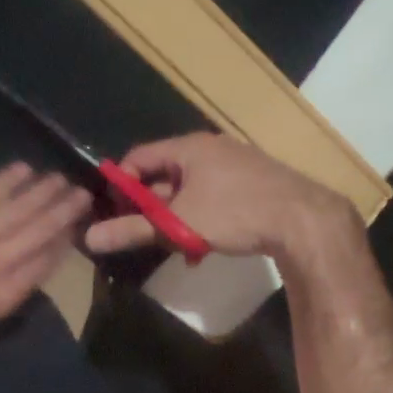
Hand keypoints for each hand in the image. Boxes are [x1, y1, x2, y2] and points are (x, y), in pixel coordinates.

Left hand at [0, 164, 89, 353]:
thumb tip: (42, 261)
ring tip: (60, 178)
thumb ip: (18, 291)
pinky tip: (24, 169)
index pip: (48, 260)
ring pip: (19, 208)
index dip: (67, 240)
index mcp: (10, 292)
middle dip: (65, 210)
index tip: (82, 224)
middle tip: (83, 193)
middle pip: (40, 229)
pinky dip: (8, 181)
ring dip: (43, 190)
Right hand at [84, 133, 362, 265]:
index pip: (138, 157)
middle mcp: (209, 149)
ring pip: (185, 189)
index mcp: (189, 148)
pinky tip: (198, 243)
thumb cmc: (234, 213)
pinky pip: (207, 196)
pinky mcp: (248, 183)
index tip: (111, 214)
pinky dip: (194, 216)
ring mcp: (232, 165)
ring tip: (166, 243)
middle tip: (135, 233)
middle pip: (162, 174)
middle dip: (146, 205)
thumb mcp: (177, 225)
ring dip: (171, 216)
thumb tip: (90, 237)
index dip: (119, 185)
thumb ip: (132, 230)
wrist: (302, 220)